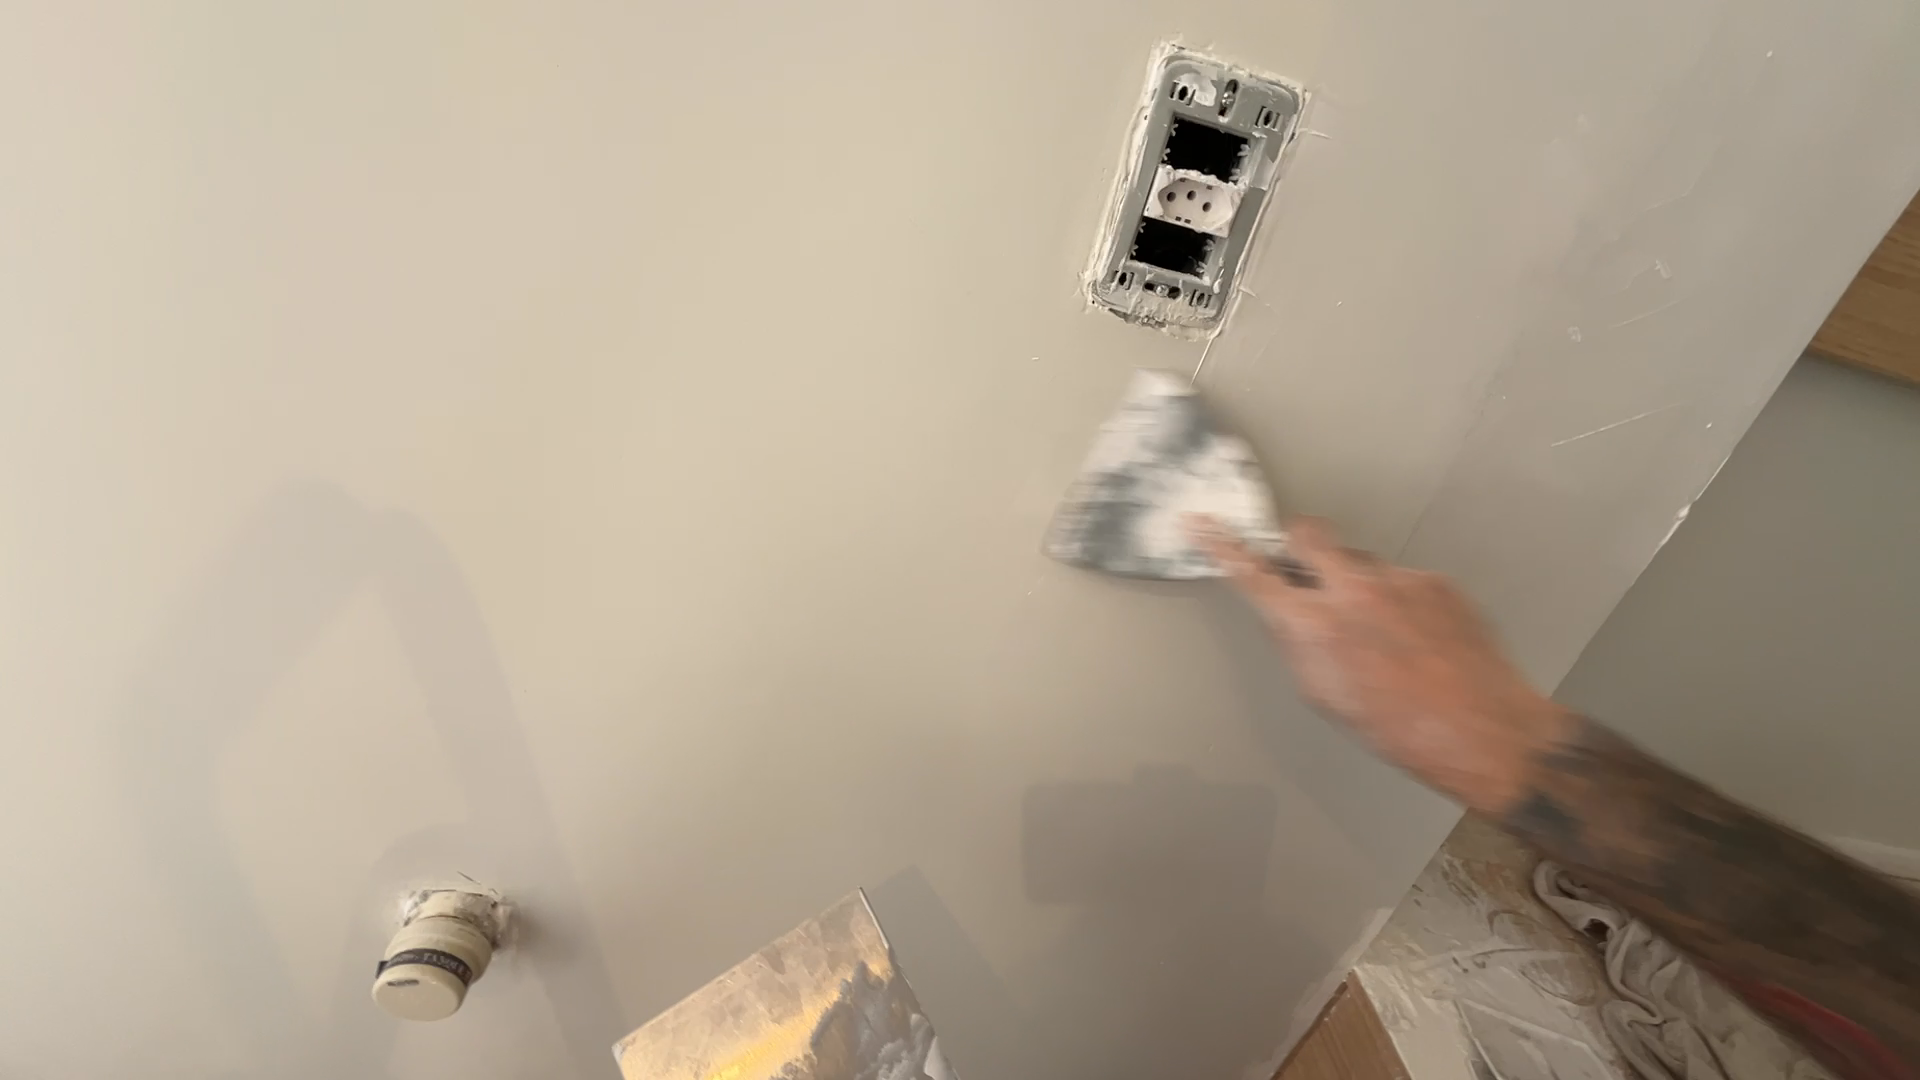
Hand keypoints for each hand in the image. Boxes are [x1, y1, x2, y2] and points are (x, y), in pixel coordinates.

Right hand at [1187, 515, 1570, 812]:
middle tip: (1301, 571)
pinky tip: (1410, 633)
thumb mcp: (1320, 692)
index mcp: (1314, 625)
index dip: (1221, 546)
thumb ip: (1294, 641)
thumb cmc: (1391, 726)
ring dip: (1347, 578)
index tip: (1200, 523)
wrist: (1484, 731)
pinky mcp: (1435, 580)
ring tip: (1372, 624)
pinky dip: (1389, 596)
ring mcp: (1398, 579)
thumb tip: (1282, 612)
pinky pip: (1395, 575)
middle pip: (1306, 533)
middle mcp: (1352, 590)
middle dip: (1294, 544)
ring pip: (1354, 557)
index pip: (1253, 574)